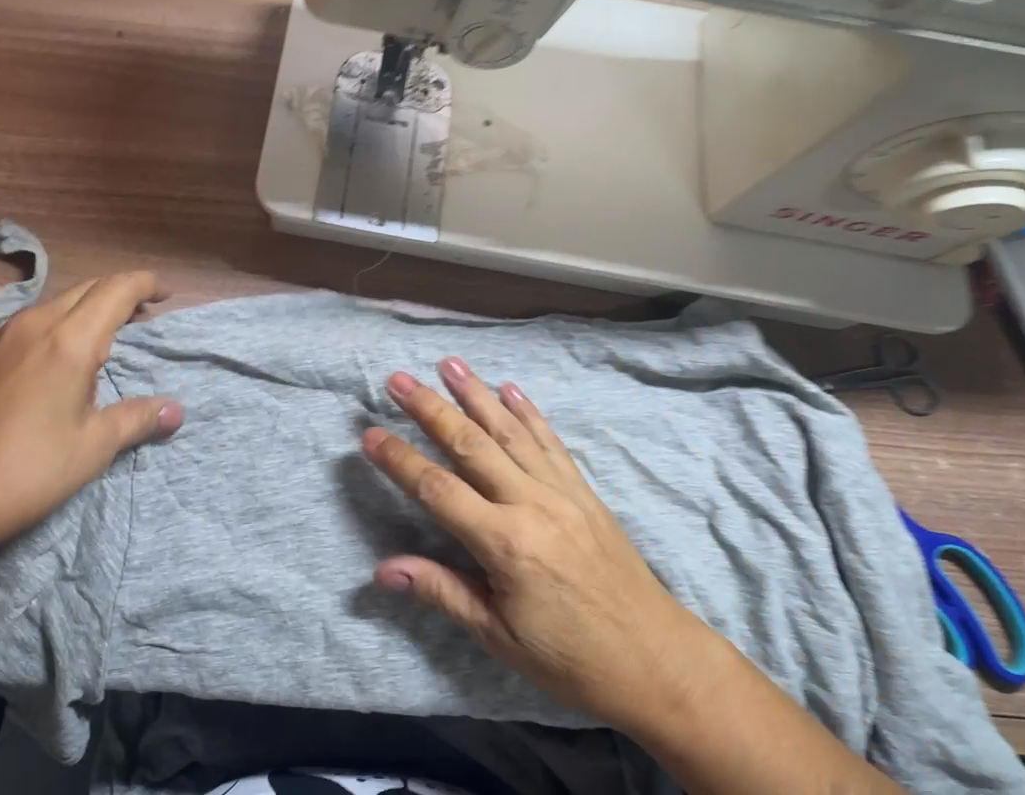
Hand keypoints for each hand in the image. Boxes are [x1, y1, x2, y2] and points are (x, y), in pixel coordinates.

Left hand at [0, 271, 182, 573]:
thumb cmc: (27, 471)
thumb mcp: (92, 447)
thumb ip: (137, 419)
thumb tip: (176, 412)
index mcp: (70, 340)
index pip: (117, 290)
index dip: (146, 284)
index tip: (166, 294)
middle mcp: (34, 324)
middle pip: (87, 289)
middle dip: (120, 294)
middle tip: (143, 316)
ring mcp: (0, 336)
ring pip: (55, 303)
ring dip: (86, 309)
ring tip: (104, 336)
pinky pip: (29, 322)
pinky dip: (56, 325)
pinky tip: (56, 358)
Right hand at [362, 357, 711, 731]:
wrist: (656, 660)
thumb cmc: (570, 659)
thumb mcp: (498, 636)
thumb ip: (441, 591)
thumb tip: (382, 570)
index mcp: (505, 543)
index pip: (437, 489)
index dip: (399, 460)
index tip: (369, 433)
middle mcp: (532, 505)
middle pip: (471, 445)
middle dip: (430, 409)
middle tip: (397, 379)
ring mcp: (562, 493)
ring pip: (511, 432)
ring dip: (476, 394)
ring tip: (448, 363)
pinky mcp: (585, 493)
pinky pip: (551, 443)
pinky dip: (529, 413)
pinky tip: (510, 389)